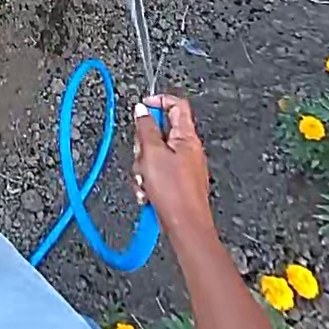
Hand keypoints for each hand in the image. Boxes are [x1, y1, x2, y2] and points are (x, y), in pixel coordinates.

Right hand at [133, 94, 214, 244]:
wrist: (185, 227)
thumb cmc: (174, 193)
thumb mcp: (152, 153)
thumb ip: (145, 128)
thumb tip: (141, 109)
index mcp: (186, 137)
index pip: (176, 105)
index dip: (158, 100)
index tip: (142, 106)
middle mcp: (187, 149)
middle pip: (160, 131)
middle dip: (144, 143)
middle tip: (142, 154)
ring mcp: (183, 166)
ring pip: (154, 153)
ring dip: (143, 165)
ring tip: (145, 180)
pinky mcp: (177, 182)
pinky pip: (157, 172)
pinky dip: (148, 180)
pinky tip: (147, 192)